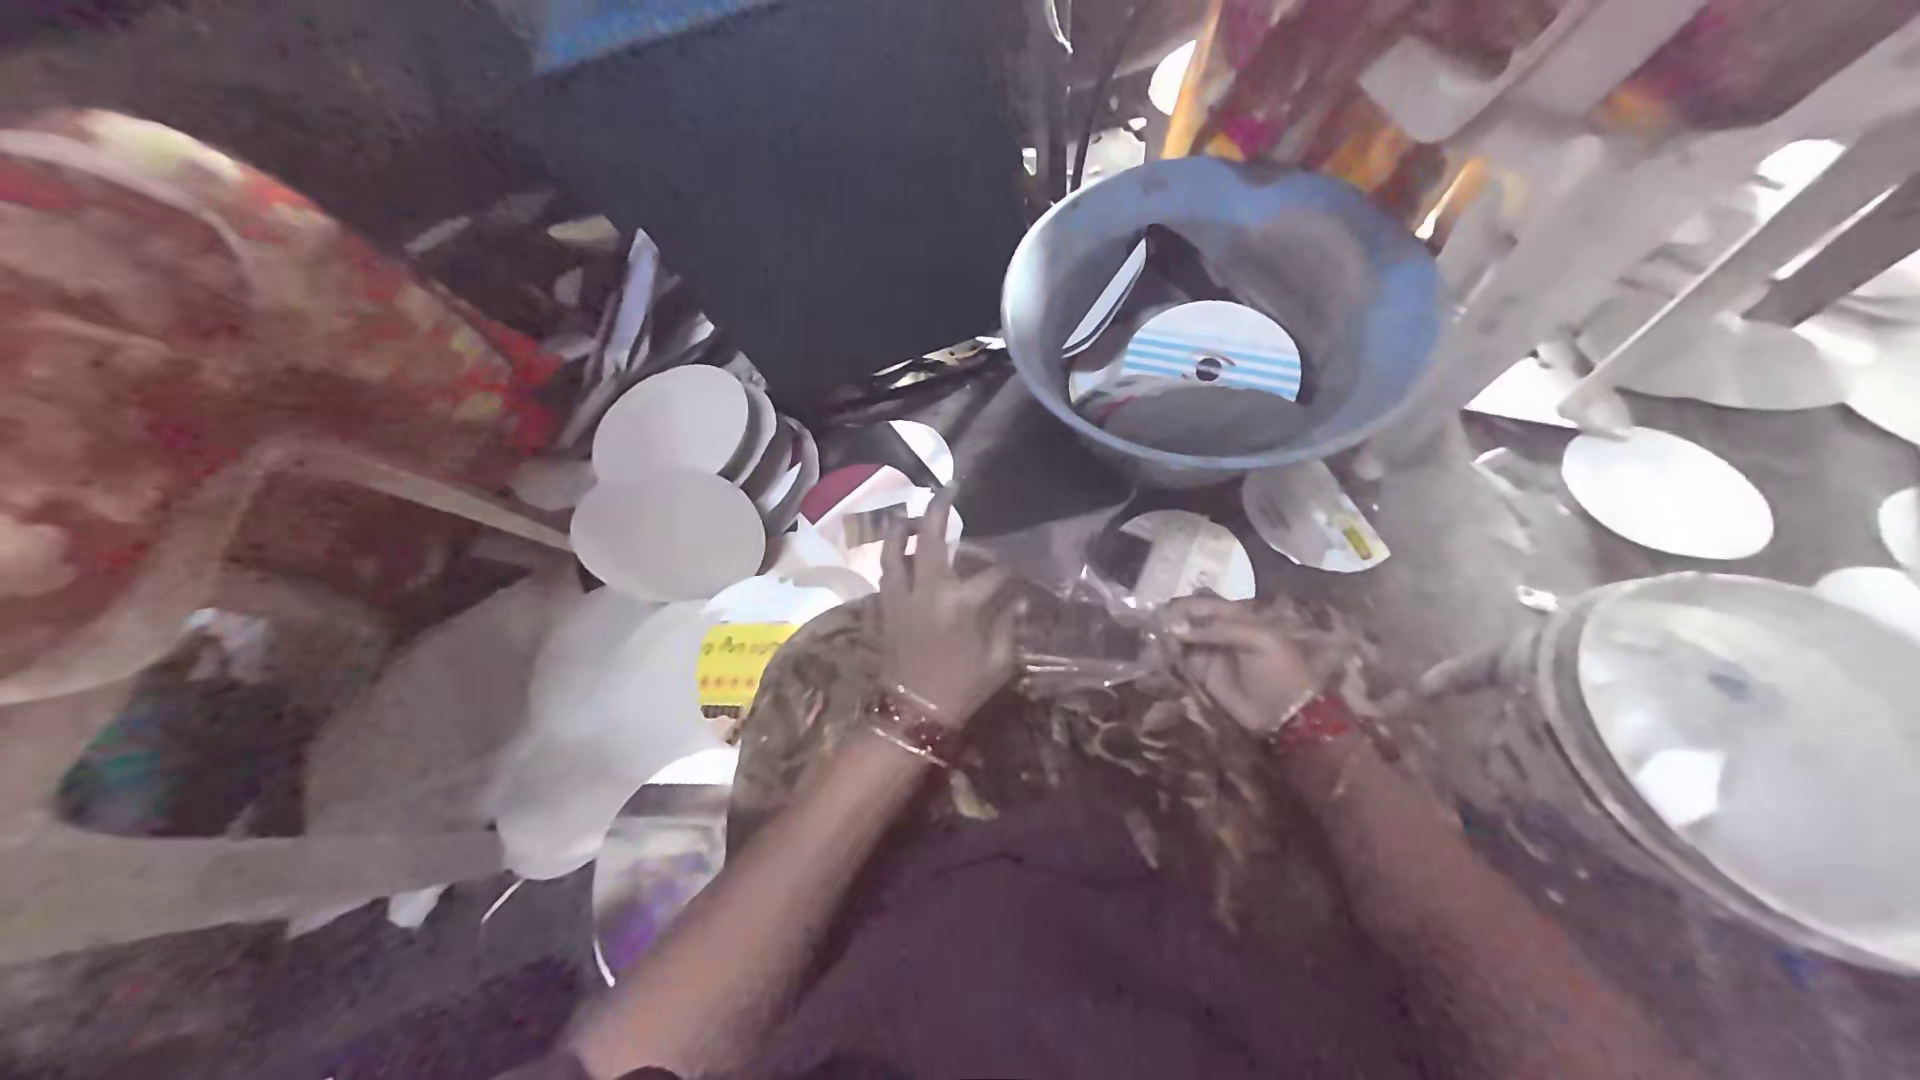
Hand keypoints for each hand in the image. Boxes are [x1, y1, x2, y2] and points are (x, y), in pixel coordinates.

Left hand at [878, 490, 1020, 727]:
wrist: (912, 716)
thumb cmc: (961, 690)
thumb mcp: (999, 662)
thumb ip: (1010, 625)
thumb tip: (1019, 601)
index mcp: (961, 604)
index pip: (992, 573)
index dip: (1009, 568)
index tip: (1018, 566)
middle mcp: (928, 590)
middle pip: (932, 539)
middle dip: (940, 510)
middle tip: (948, 489)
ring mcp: (900, 597)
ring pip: (895, 551)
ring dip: (903, 527)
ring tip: (911, 512)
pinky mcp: (884, 609)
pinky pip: (884, 574)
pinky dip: (891, 557)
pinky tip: (898, 551)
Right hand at [1168, 596, 1318, 734]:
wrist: (1285, 713)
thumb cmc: (1279, 671)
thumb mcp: (1259, 640)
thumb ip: (1220, 629)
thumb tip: (1179, 630)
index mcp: (1238, 618)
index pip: (1205, 604)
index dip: (1186, 605)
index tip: (1165, 609)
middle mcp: (1219, 632)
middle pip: (1189, 619)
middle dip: (1172, 620)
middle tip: (1154, 624)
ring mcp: (1209, 653)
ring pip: (1181, 638)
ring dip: (1167, 637)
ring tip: (1154, 639)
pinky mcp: (1201, 674)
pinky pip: (1180, 659)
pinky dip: (1169, 655)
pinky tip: (1160, 653)